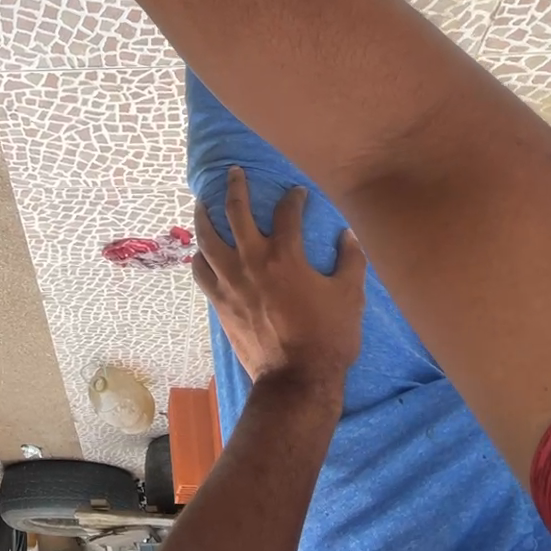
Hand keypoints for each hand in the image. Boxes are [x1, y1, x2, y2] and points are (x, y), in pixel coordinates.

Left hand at [194, 167, 366, 390]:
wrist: (297, 378)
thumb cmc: (328, 338)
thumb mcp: (351, 296)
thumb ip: (351, 261)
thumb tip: (349, 234)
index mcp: (285, 255)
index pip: (287, 213)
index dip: (293, 198)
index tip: (297, 192)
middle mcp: (251, 259)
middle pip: (235, 210)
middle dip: (235, 186)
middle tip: (233, 172)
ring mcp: (230, 279)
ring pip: (207, 236)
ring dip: (204, 215)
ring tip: (202, 202)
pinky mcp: (218, 299)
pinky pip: (200, 270)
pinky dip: (199, 256)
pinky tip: (201, 250)